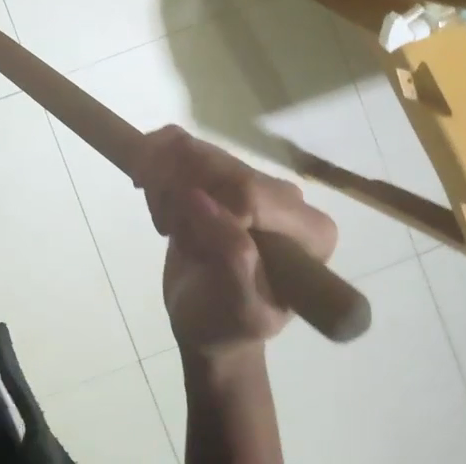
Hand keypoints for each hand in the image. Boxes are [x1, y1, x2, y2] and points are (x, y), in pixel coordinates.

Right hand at [145, 126, 337, 357]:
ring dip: (163, 181)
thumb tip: (197, 197)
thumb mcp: (238, 307)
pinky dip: (154, 161)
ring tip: (166, 222)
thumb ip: (231, 257)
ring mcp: (252, 180)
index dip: (204, 207)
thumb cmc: (228, 322)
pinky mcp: (220, 171)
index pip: (248, 192)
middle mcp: (289, 198)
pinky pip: (178, 142)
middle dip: (178, 192)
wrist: (206, 319)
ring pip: (193, 150)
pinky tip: (156, 195)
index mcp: (310, 231)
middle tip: (168, 229)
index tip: (180, 235)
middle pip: (217, 166)